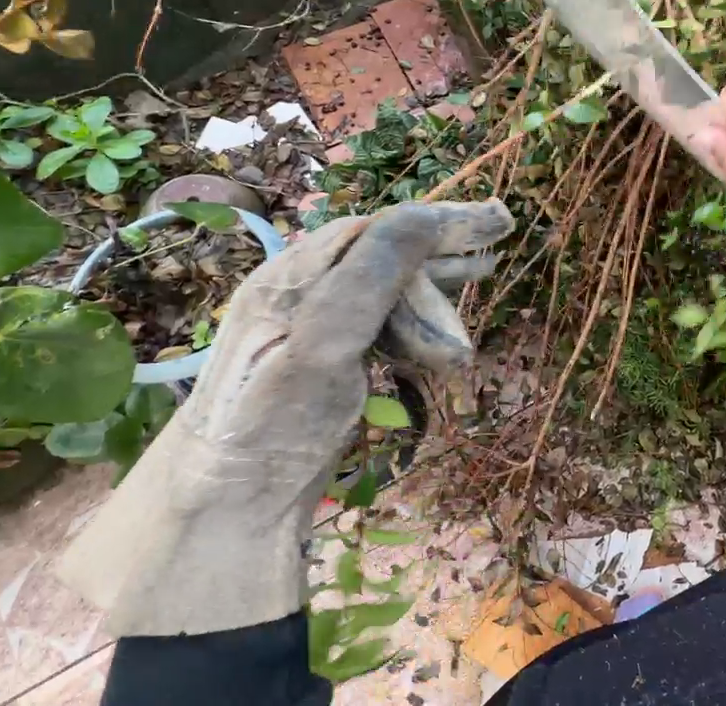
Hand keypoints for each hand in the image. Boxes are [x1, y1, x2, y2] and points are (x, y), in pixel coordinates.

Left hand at [59, 200, 512, 636]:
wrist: (224, 512)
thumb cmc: (272, 424)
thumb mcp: (325, 341)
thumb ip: (372, 275)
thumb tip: (427, 214)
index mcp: (293, 277)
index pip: (379, 228)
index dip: (440, 220)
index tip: (498, 220)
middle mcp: (302, 293)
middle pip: (387, 254)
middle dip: (445, 249)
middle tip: (500, 240)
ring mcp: (314, 328)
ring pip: (390, 290)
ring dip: (438, 288)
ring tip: (485, 273)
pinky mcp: (328, 362)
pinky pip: (384, 322)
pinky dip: (420, 321)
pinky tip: (443, 324)